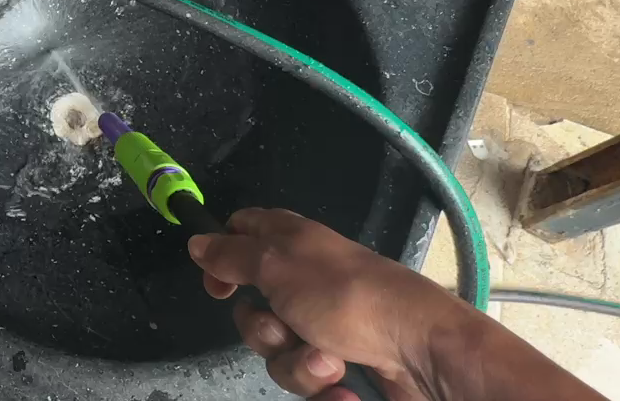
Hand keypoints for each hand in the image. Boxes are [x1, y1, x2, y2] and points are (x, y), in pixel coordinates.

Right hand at [189, 208, 466, 400]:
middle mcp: (300, 277)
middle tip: (285, 329)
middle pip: (251, 304)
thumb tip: (196, 243)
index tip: (218, 287)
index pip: (238, 233)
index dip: (221, 258)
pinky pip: (310, 377)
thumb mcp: (274, 266)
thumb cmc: (342, 295)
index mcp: (285, 239)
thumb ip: (229, 255)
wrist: (423, 351)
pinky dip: (325, 387)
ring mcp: (323, 322)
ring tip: (331, 365)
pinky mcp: (344, 362)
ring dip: (297, 362)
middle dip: (262, 329)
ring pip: (277, 348)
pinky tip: (346, 388)